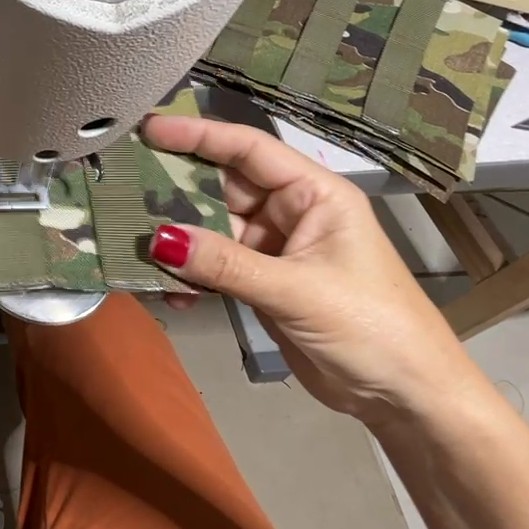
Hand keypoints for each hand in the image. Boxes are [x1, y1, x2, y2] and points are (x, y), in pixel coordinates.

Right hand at [140, 116, 489, 428]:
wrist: (407, 399)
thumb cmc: (372, 327)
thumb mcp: (296, 291)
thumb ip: (225, 264)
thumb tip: (158, 239)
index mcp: (313, 194)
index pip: (248, 149)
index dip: (198, 135)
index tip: (148, 129)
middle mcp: (289, 212)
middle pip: (220, 186)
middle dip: (174, 189)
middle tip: (122, 185)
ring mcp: (272, 248)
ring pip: (210, 228)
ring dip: (177, 240)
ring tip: (134, 243)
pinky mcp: (260, 282)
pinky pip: (212, 266)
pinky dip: (190, 277)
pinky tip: (169, 294)